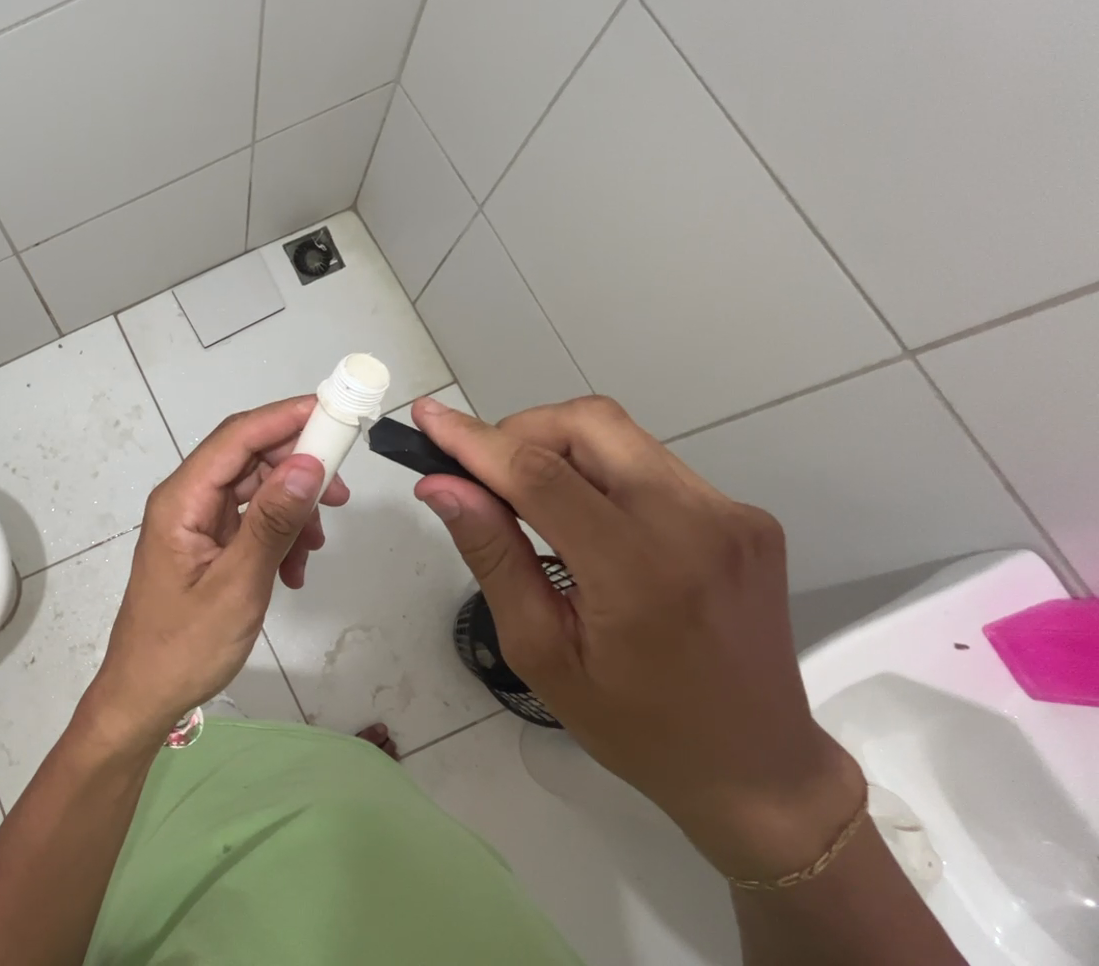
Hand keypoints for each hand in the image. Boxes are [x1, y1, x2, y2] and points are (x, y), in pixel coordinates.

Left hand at [83, 396, 349, 746]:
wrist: (145, 695)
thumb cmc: (185, 646)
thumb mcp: (237, 585)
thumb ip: (272, 522)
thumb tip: (308, 463)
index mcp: (181, 500)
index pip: (237, 437)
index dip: (286, 417)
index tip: (336, 413)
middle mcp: (185, 501)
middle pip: (248, 459)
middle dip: (297, 470)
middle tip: (341, 495)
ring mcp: (195, 523)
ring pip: (255, 492)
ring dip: (292, 511)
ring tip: (314, 549)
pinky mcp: (205, 546)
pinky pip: (250, 523)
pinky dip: (278, 537)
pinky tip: (294, 571)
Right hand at [410, 395, 863, 880]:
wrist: (754, 763)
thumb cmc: (633, 724)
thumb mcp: (540, 650)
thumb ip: (493, 557)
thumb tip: (441, 487)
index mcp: (639, 571)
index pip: (540, 473)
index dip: (473, 439)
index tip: (426, 417)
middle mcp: (696, 523)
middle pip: (589, 424)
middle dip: (518, 430)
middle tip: (480, 474)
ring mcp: (730, 514)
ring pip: (622, 437)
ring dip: (558, 448)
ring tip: (526, 501)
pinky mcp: (745, 516)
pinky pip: (652, 465)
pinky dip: (600, 473)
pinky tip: (586, 522)